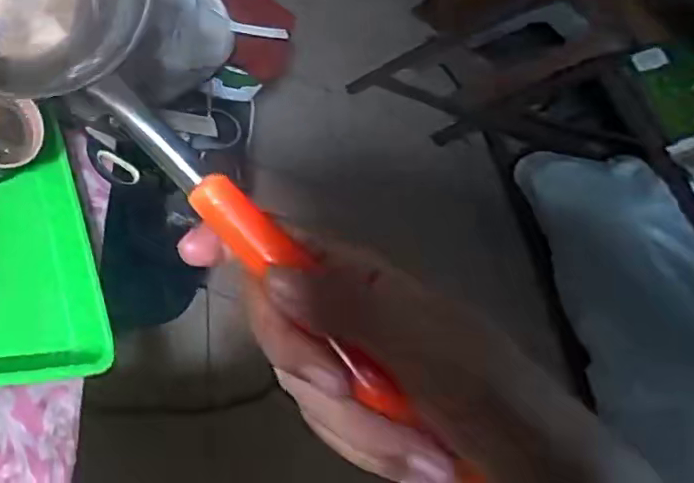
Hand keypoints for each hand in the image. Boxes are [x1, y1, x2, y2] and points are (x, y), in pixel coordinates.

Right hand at [180, 228, 656, 482]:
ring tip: (418, 448)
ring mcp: (344, 358)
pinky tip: (411, 460)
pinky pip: (319, 418)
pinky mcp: (353, 409)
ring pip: (292, 374)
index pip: (276, 235)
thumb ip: (347, 304)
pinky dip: (362, 447)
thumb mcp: (430, 347)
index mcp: (357, 274)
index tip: (190, 252)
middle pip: (270, 309)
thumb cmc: (502, 400)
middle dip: (301, 356)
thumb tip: (270, 273)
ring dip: (350, 421)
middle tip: (344, 386)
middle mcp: (339, 307)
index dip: (229, 233)